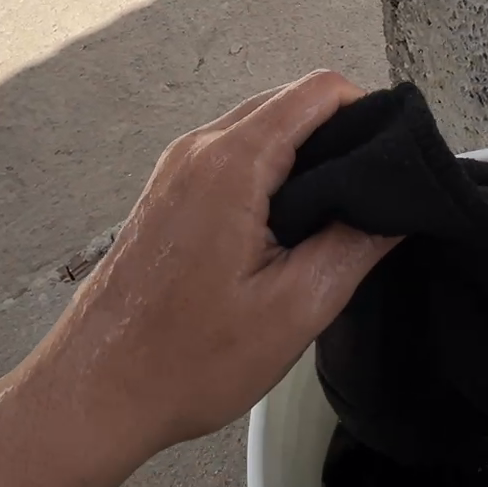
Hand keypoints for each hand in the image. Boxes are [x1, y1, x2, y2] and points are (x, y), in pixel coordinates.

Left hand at [0, 71, 398, 486]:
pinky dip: (274, 164)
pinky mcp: (171, 186)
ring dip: (306, 149)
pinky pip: (237, 148)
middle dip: (339, 131)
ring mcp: (180, 164)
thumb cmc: (188, 357)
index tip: (388, 154)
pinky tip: (287, 218)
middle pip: (291, 100)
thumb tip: (397, 206)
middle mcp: (201, 147)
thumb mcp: (295, 308)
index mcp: (233, 162)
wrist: (90, 397)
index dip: (365, 109)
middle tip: (367, 190)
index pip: (317, 90)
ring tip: (332, 208)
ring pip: (264, 123)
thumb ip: (356, 244)